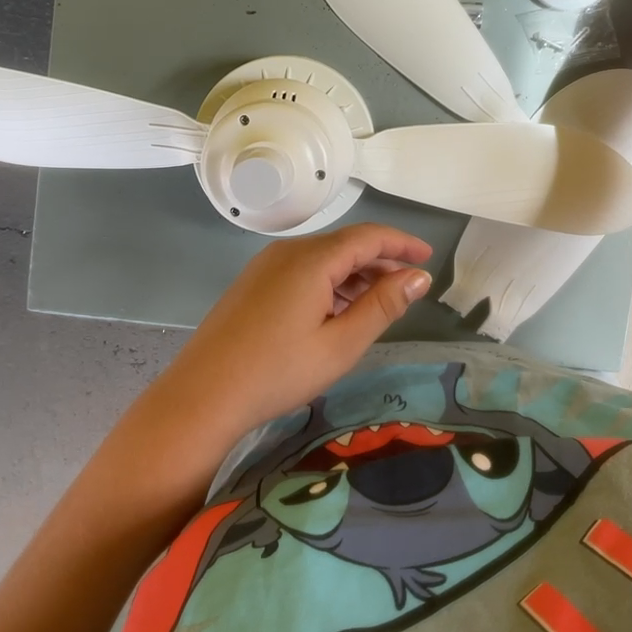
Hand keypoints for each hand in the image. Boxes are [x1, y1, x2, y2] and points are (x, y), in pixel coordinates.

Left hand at [152, 223, 433, 436]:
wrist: (202, 396)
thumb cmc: (278, 372)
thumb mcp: (341, 344)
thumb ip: (383, 306)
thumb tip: (418, 277)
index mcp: (312, 259)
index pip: (369, 236)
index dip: (402, 244)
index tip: (429, 257)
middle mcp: (288, 252)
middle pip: (346, 244)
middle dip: (381, 261)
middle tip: (410, 286)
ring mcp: (266, 266)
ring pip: (323, 258)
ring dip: (356, 274)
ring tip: (380, 303)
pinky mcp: (253, 284)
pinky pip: (303, 271)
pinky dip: (330, 283)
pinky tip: (339, 312)